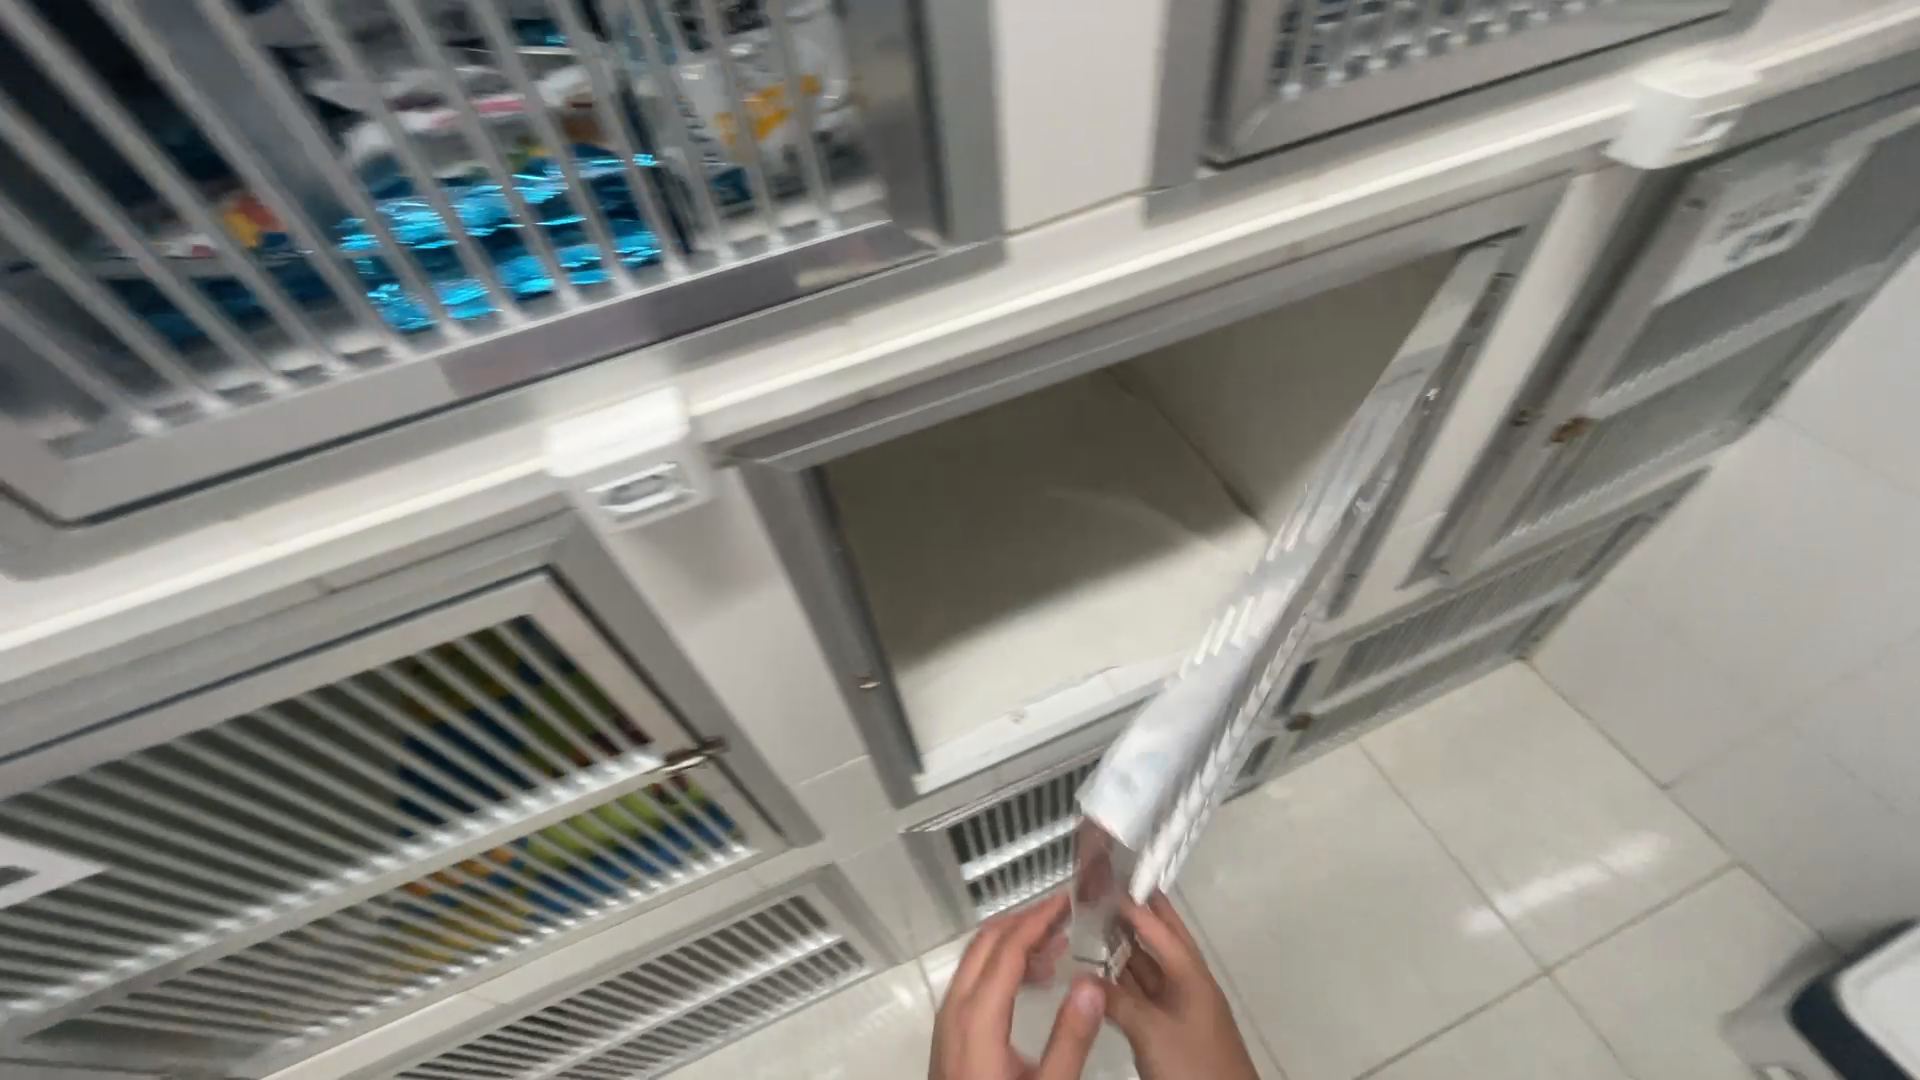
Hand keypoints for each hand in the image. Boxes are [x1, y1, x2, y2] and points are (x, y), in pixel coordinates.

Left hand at [930, 892, 1106, 1079]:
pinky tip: (1034, 982)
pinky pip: (973, 980)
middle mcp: (955, 1007)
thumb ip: (1070, 1037)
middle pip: (987, 943)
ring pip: (978, 959)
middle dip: (1025, 922)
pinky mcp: (949, 1034)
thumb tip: (1092, 982)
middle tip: (1064, 916)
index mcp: (978, 1015)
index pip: (1008, 946)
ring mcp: (948, 1020)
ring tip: (1057, 949)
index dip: (1038, 918)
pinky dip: (1002, 967)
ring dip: (1014, 944)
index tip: (1067, 900)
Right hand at [1105, 893, 1260, 1079]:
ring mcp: (1181, 1008)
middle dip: (1137, 915)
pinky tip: (1101, 974)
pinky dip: (1125, 980)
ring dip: (1126, 947)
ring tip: (1094, 923)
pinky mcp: (1172, 1030)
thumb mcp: (1151, 1032)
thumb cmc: (1194, 1067)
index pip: (1159, 927)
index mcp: (1191, 975)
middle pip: (1161, 940)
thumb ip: (1117, 1000)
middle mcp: (1188, 984)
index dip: (1134, 904)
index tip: (1107, 877)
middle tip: (1106, 889)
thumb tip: (1083, 977)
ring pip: (1150, 967)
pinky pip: (1145, 994)